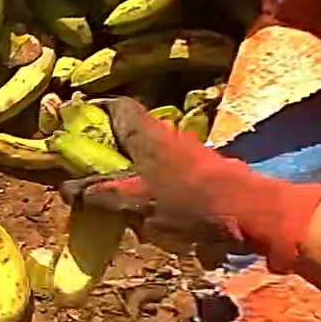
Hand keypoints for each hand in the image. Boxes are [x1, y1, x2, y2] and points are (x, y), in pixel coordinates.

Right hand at [62, 97, 320, 271]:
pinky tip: (135, 204)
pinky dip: (139, 180)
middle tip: (77, 163)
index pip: (115, 106)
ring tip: (101, 188)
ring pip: (140, 152)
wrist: (257, 215)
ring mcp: (182, 154)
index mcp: (145, 134)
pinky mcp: (195, 173)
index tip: (71, 121)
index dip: (92, 109)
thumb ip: (96, 195)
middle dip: (100, 143)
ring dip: (120, 165)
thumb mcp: (135, 203)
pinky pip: (156, 169)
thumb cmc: (191, 202)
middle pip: (124, 130)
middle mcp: (163, 136)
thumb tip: (64, 189)